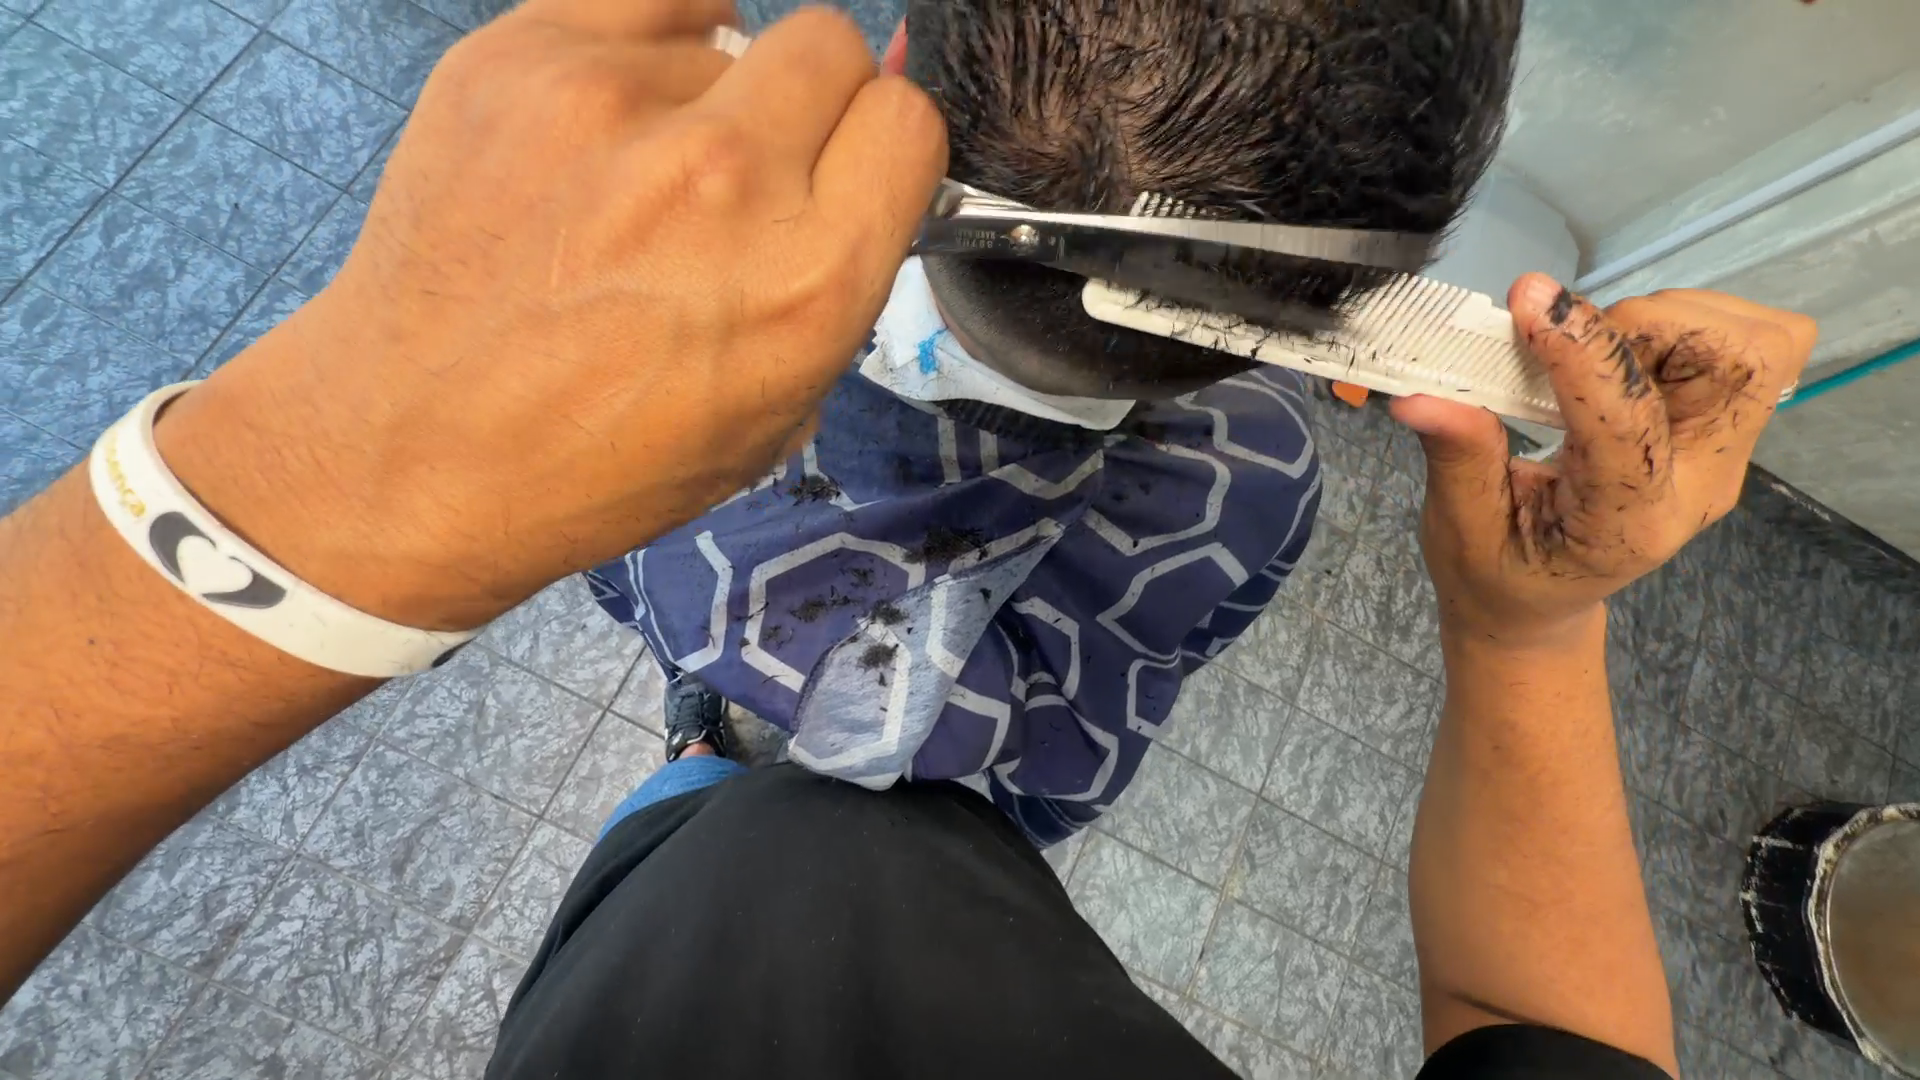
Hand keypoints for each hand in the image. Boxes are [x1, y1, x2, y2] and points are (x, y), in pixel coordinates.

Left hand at [154, 0, 946, 628]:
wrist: (423, 450)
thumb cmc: (620, 468)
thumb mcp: (779, 420)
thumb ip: (832, 297)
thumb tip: (844, 199)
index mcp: (808, 283)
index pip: (910, 127)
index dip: (893, 151)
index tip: (860, 180)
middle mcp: (730, 177)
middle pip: (837, 45)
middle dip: (827, 104)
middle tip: (776, 169)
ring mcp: (616, 101)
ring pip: (735, 30)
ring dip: (726, 97)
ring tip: (662, 174)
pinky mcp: (516, 55)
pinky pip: (641, 1)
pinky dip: (656, 49)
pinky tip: (625, 116)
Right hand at [1393, 273, 1815, 646]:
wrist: (1535, 600)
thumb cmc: (1491, 573)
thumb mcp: (1457, 527)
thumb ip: (1456, 456)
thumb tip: (1417, 398)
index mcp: (1627, 522)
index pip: (1628, 423)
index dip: (1579, 354)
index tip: (1525, 299)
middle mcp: (1699, 482)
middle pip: (1741, 363)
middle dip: (1647, 327)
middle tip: (1563, 343)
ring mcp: (1721, 453)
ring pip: (1758, 343)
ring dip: (1666, 322)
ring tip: (1583, 352)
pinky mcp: (1719, 429)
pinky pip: (1745, 346)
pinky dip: (1680, 327)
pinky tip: (1613, 358)